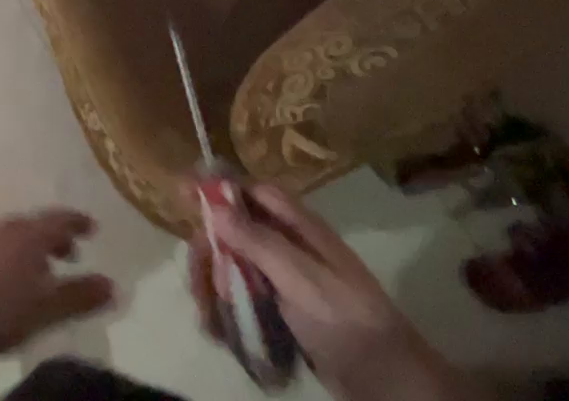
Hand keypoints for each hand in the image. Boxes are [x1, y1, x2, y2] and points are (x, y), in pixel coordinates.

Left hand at [0, 208, 115, 360]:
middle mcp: (4, 228)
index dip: (78, 221)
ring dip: (32, 248)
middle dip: (56, 238)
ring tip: (41, 271)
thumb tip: (114, 284)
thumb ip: (78, 297)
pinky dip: (11, 255)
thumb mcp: (43, 311)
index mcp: (28, 235)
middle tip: (71, 254)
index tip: (93, 227)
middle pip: (36, 225)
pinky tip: (7, 279)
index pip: (59, 219)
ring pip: (13, 236)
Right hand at [189, 184, 484, 400]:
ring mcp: (284, 278)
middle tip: (199, 282)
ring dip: (213, 286)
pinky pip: (242, 296)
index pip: (251, 190)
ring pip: (232, 264)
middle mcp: (288, 244)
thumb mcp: (302, 278)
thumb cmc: (347, 320)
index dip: (217, 188)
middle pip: (233, 230)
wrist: (388, 381)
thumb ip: (259, 242)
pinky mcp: (281, 308)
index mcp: (299, 226)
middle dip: (209, 251)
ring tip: (208, 318)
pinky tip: (219, 330)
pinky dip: (225, 308)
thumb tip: (214, 205)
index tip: (180, 191)